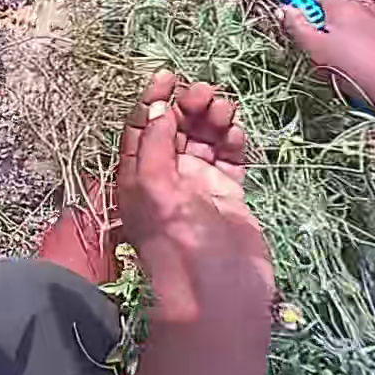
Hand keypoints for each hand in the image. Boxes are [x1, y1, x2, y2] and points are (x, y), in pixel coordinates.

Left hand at [114, 72, 273, 325]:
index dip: (152, 101)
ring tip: (223, 108)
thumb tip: (157, 107)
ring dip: (211, 119)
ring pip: (203, 140)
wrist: (219, 297)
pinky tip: (235, 132)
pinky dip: (232, 141)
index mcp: (138, 176)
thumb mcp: (153, 188)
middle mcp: (166, 178)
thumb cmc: (178, 241)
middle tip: (203, 94)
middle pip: (174, 128)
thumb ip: (153, 144)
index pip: (141, 128)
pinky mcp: (228, 195)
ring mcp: (199, 186)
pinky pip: (229, 158)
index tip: (167, 77)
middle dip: (186, 106)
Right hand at [278, 0, 374, 97]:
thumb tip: (286, 9)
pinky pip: (362, 42)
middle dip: (318, 26)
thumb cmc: (352, 65)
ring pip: (347, 28)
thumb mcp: (314, 46)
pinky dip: (353, 52)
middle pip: (332, 11)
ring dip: (335, 41)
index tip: (293, 23)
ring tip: (331, 64)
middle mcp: (361, 10)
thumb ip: (297, 26)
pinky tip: (351, 71)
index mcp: (341, 5)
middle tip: (310, 47)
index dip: (301, 5)